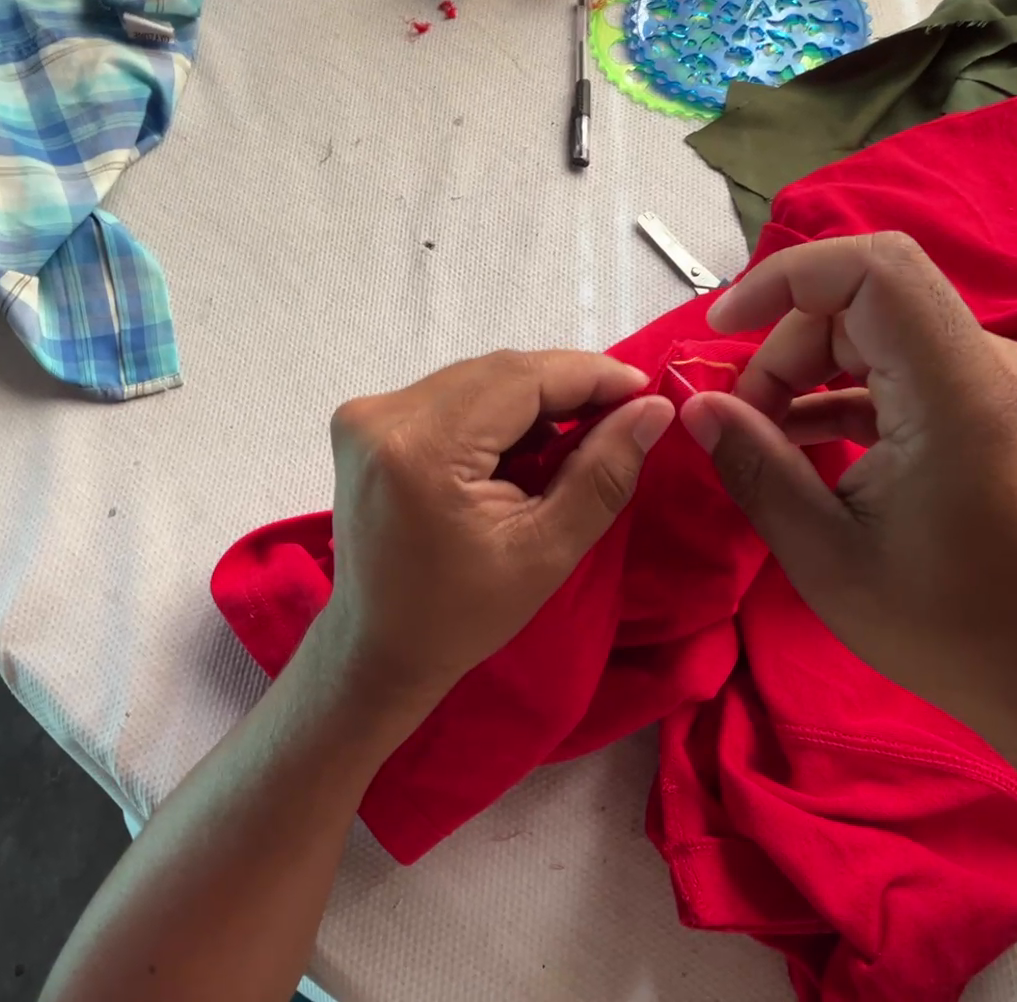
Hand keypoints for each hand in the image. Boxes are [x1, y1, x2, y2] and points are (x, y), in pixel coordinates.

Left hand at [312, 350, 675, 702]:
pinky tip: (519, 449)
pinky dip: (493, 413)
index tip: (642, 389)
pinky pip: (448, 396)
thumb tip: (654, 409)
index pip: (520, 378)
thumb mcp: (546, 552)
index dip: (589, 374)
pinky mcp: (362, 423)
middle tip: (617, 416)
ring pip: (474, 380)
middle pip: (496, 372)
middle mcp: (381, 416)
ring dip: (529, 401)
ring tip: (571, 441)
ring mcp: (365, 416)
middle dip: (563, 388)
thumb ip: (603, 474)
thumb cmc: (462, 615)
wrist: (379, 643)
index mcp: (421, 449)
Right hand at [680, 233, 1016, 758]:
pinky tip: (810, 448)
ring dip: (809, 375)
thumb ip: (754, 466)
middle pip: (864, 304)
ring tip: (767, 442)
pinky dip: (845, 396)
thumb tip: (695, 406)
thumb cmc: (948, 630)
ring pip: (881, 336)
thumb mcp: (824, 555)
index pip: (872, 270)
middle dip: (782, 350)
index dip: (783, 278)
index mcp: (958, 396)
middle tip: (740, 424)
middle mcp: (994, 370)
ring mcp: (1005, 389)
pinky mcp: (1001, 414)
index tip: (718, 330)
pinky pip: (907, 373)